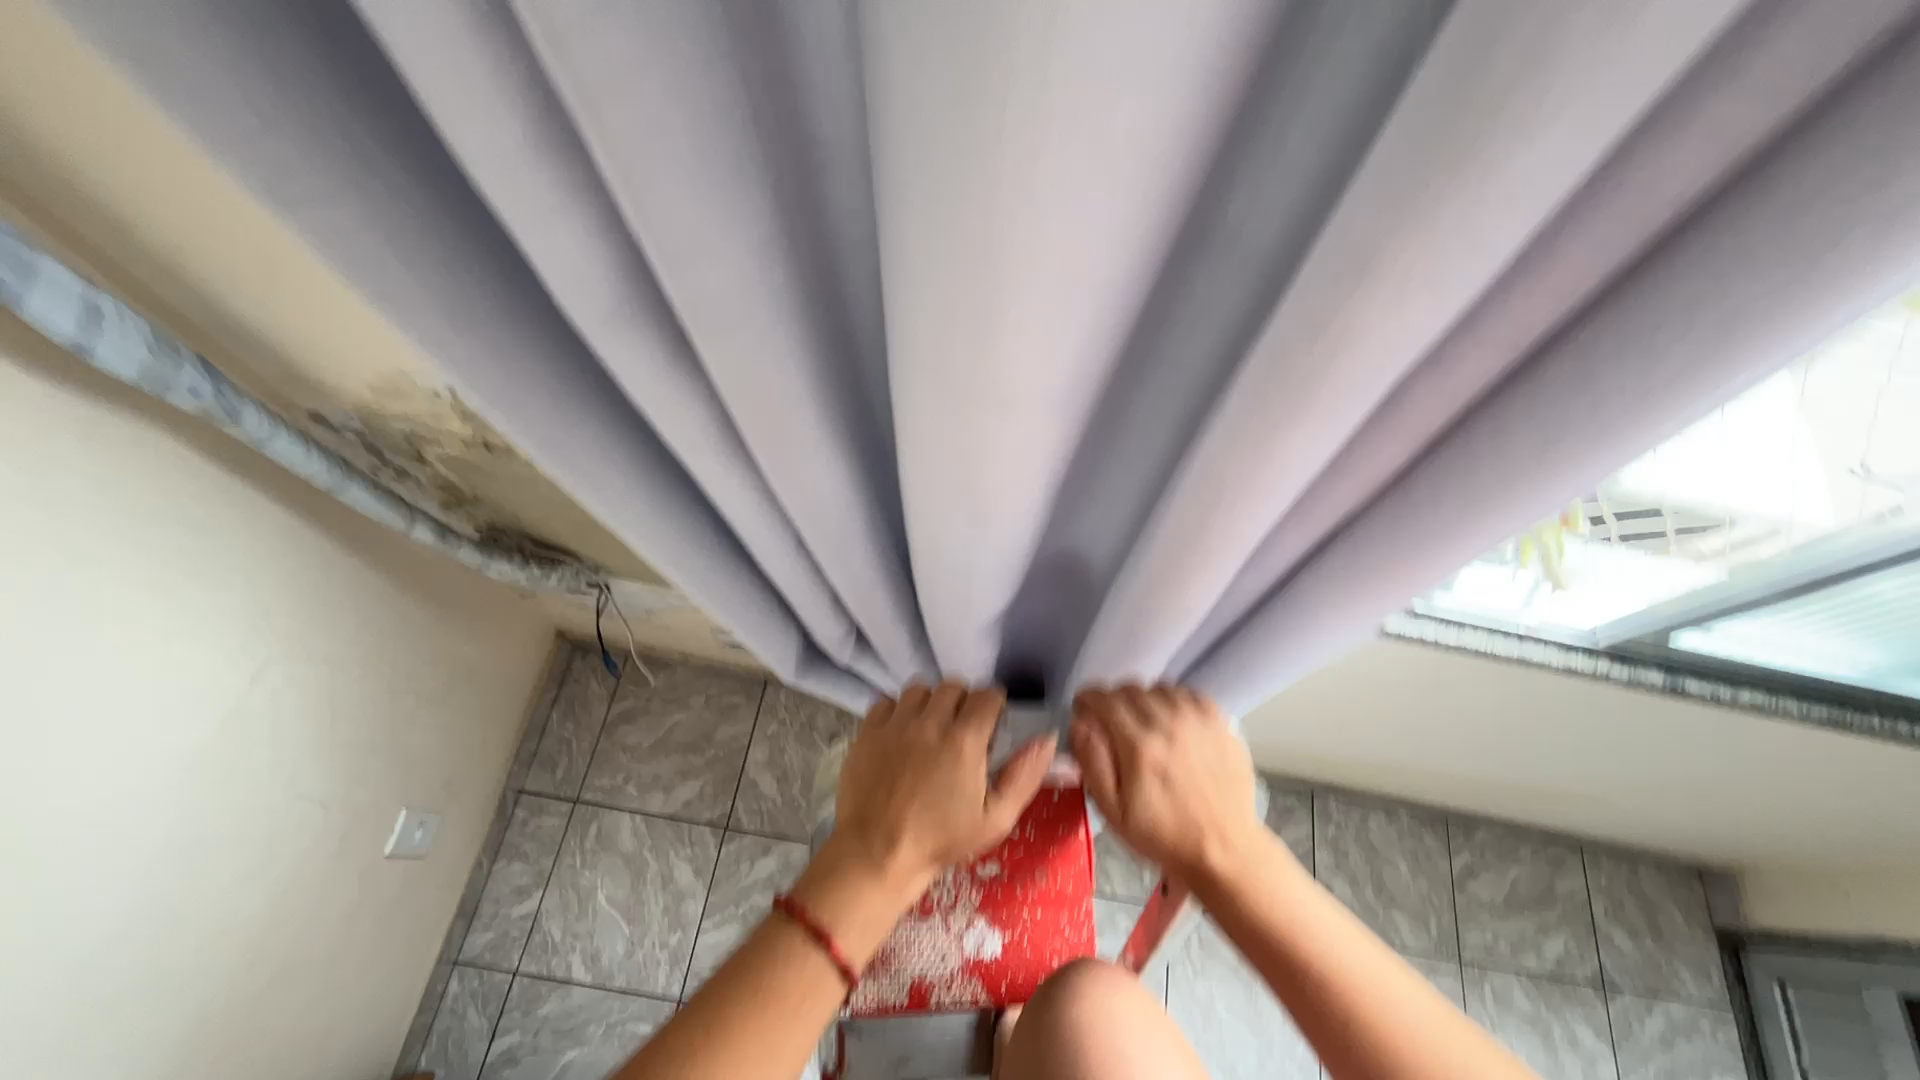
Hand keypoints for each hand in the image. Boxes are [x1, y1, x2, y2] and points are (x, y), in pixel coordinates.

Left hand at [827, 680, 1056, 895]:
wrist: (877, 853)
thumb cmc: (941, 840)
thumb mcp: (996, 819)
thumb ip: (1025, 775)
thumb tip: (1047, 738)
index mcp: (965, 739)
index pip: (988, 695)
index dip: (994, 707)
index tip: (992, 726)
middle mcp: (930, 721)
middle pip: (953, 686)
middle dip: (963, 702)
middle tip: (961, 730)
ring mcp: (895, 724)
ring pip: (919, 689)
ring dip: (929, 703)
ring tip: (929, 730)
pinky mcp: (867, 732)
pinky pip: (886, 702)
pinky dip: (896, 712)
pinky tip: (900, 735)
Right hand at [1071, 684, 1267, 882]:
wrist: (1222, 848)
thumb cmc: (1161, 833)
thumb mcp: (1113, 810)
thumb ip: (1092, 762)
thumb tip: (1080, 723)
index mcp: (1139, 745)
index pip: (1103, 698)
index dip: (1087, 701)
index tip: (1084, 711)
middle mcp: (1169, 722)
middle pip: (1129, 689)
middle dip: (1113, 701)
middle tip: (1112, 725)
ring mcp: (1197, 719)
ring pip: (1158, 687)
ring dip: (1144, 700)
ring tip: (1143, 724)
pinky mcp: (1219, 721)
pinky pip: (1187, 693)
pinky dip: (1173, 700)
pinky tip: (1171, 722)